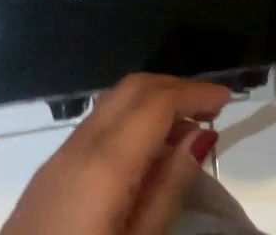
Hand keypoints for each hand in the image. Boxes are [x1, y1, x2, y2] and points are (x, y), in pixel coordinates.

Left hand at [1, 73, 228, 234]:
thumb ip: (169, 188)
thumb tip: (198, 137)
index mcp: (104, 165)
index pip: (156, 103)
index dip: (195, 94)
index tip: (228, 102)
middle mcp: (79, 148)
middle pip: (132, 89)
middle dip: (175, 88)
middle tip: (211, 110)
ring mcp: (57, 160)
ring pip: (112, 104)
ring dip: (152, 103)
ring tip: (187, 133)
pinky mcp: (47, 177)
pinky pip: (97, 128)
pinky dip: (130, 123)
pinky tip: (148, 155)